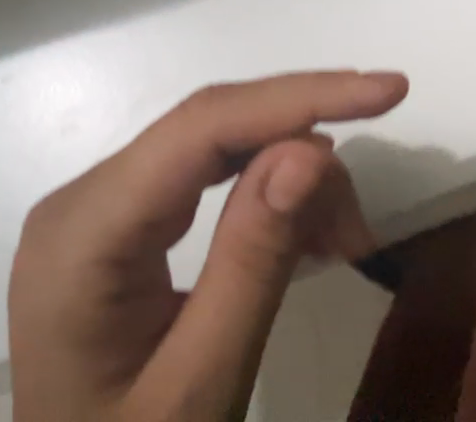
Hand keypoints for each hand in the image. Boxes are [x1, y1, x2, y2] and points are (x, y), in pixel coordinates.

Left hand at [8, 70, 408, 421]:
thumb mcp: (198, 384)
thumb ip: (253, 262)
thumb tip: (312, 150)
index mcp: (83, 232)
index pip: (204, 126)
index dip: (303, 97)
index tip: (391, 91)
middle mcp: (87, 197)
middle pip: (220, 128)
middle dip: (309, 153)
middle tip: (362, 224)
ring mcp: (106, 207)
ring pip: (229, 147)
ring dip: (300, 183)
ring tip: (343, 247)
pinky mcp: (130, 223)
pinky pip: (219, 178)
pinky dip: (277, 200)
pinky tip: (312, 240)